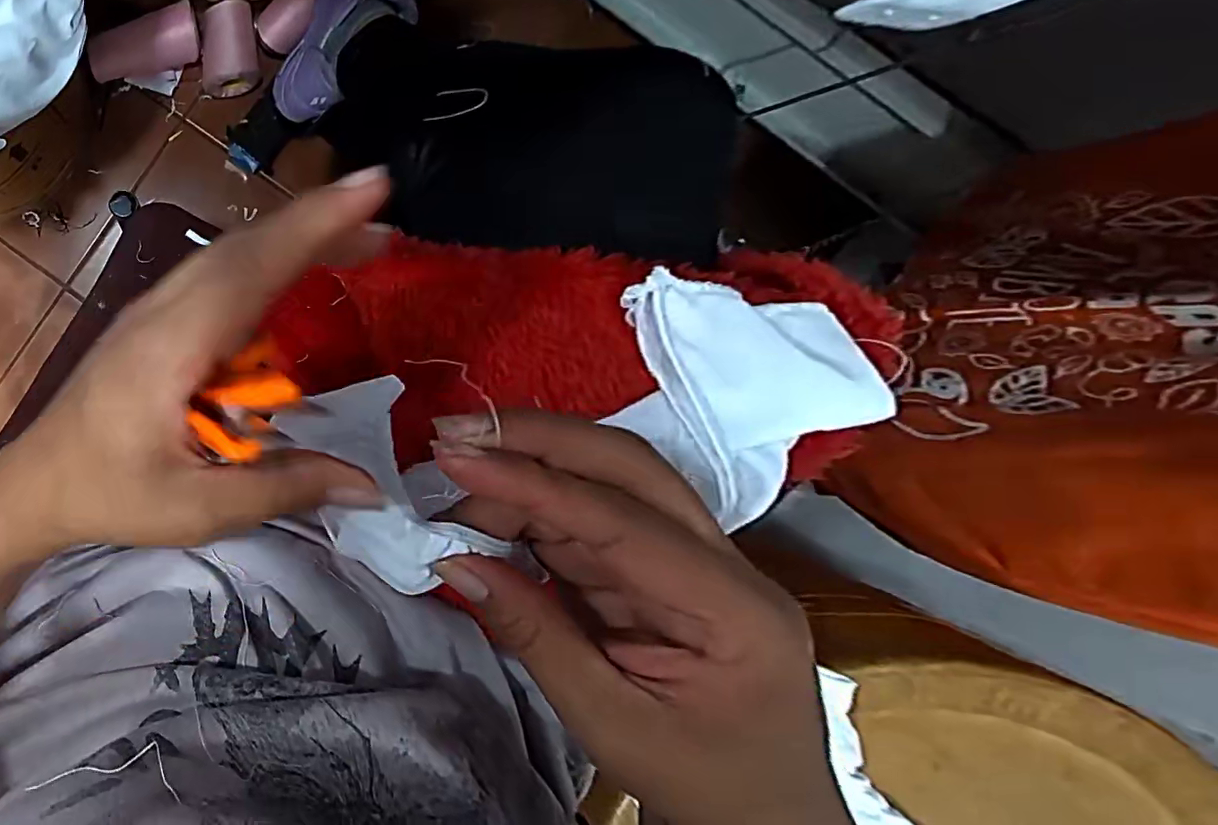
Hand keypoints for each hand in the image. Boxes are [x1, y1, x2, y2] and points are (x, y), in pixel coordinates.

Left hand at [0, 168, 390, 555]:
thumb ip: (282, 489)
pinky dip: (266, 254)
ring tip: (357, 238)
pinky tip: (294, 268)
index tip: (371, 187)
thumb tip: (369, 487)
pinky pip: (218, 268)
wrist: (34, 481)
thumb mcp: (196, 509)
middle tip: (384, 219)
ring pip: (231, 250)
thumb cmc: (108, 495)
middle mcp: (163, 308)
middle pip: (245, 245)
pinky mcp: (156, 313)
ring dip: (294, 234)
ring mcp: (154, 304)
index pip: (251, 267)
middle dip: (319, 221)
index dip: (314, 224)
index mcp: (172, 345)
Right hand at [429, 412, 850, 824]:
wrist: (765, 822)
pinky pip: (584, 513)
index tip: (457, 459)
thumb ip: (534, 635)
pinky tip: (483, 503)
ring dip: (523, 465)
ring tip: (454, 471)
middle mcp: (718, 559)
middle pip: (624, 466)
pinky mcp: (651, 560)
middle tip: (455, 432)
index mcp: (733, 606)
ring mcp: (687, 552)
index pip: (620, 519)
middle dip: (535, 438)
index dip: (531, 482)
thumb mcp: (613, 726)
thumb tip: (453, 563)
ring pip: (601, 477)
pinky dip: (527, 502)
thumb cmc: (704, 787)